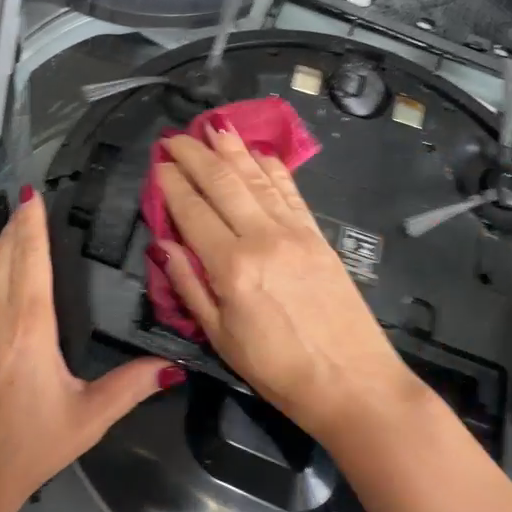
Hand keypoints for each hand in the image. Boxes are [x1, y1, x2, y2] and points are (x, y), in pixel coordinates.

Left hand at [0, 188, 173, 511]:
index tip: (32, 193)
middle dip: (15, 230)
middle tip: (27, 209)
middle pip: (2, 256)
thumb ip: (131, 386)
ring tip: (19, 285)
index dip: (32, 221)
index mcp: (28, 325)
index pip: (30, 256)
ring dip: (1, 278)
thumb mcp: (87, 418)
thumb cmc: (30, 448)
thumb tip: (173, 365)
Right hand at [153, 122, 417, 438]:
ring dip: (230, 148)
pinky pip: (289, 189)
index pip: (191, 210)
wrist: (354, 385)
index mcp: (231, 267)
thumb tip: (163, 245)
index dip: (170, 183)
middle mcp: (261, 238)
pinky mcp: (317, 234)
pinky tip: (257, 152)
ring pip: (254, 177)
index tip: (157, 164)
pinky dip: (270, 166)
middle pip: (221, 182)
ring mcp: (294, 231)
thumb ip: (189, 286)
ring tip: (210, 126)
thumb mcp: (220, 338)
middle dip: (193, 154)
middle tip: (172, 138)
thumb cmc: (279, 371)